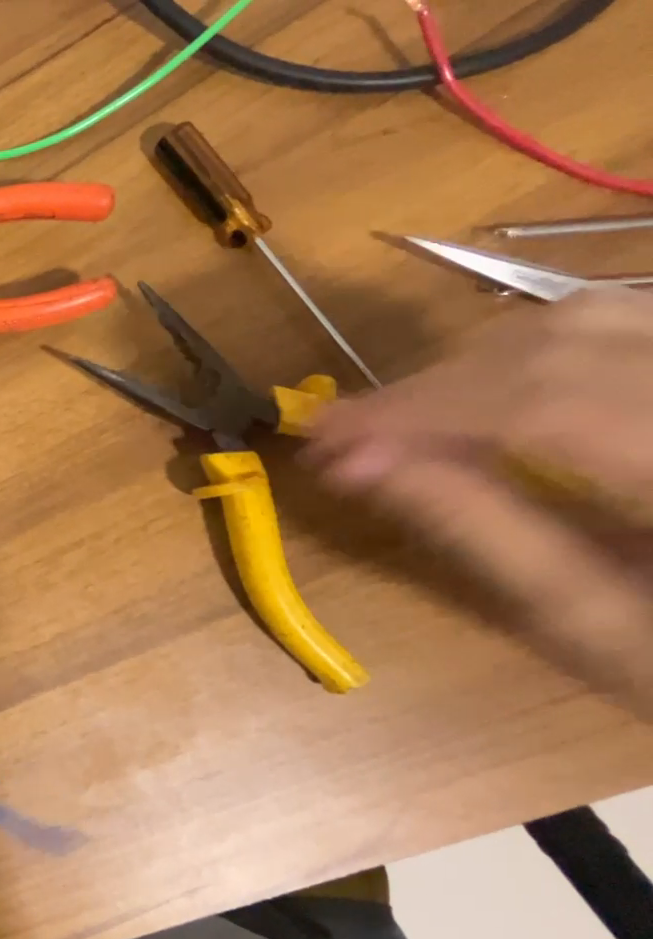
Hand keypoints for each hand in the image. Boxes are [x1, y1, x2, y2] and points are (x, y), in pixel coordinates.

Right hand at [308, 289, 652, 714]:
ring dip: (479, 361)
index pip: (536, 406)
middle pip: (562, 344)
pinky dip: (541, 347)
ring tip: (411, 416)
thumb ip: (479, 531)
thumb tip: (355, 465)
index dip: (411, 411)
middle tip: (346, 432)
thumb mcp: (591, 622)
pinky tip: (493, 392)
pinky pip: (630, 320)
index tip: (320, 434)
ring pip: (596, 313)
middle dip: (432, 385)